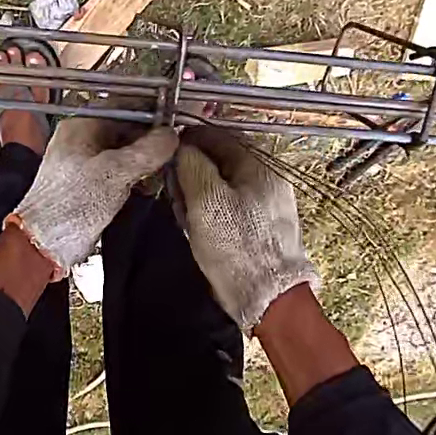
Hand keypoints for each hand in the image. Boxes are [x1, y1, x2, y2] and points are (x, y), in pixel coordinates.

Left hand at [7, 118, 176, 275]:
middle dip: (151, 141)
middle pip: (126, 129)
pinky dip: (135, 176)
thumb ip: (148, 150)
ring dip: (145, 161)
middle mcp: (82, 138)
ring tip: (160, 174)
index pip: (124, 106)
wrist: (45, 242)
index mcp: (82, 125)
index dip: (152, 113)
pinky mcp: (89, 183)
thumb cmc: (72, 204)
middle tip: (172, 153)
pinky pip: (119, 171)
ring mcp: (84, 161)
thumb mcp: (117, 172)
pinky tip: (148, 187)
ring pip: (125, 151)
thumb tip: (171, 135)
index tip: (175, 122)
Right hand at [174, 128, 319, 330]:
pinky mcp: (262, 228)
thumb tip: (182, 147)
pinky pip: (229, 208)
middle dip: (192, 172)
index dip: (189, 140)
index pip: (219, 136)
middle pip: (220, 162)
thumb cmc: (236, 246)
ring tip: (182, 213)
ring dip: (198, 194)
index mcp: (259, 166)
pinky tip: (197, 228)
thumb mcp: (206, 200)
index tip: (166, 152)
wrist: (269, 298)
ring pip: (223, 187)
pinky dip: (210, 212)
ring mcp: (267, 205)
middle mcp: (268, 180)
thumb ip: (192, 165)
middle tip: (172, 188)